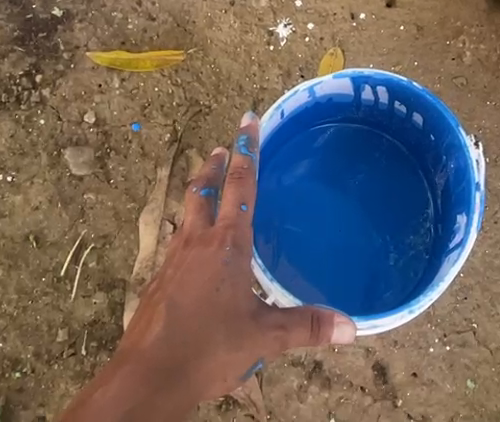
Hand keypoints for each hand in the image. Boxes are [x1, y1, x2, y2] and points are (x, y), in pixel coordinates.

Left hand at [60, 114, 355, 421]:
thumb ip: (306, 327)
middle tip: (223, 145)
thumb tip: (352, 327)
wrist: (146, 378)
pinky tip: (192, 245)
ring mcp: (174, 260)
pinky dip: (188, 227)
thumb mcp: (264, 337)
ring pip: (187, 212)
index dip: (247, 151)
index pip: (240, 185)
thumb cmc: (208, 348)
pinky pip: (177, 240)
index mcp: (227, 244)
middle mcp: (198, 241)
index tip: (248, 121)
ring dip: (198, 191)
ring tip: (205, 182)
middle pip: (204, 189)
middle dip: (214, 164)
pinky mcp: (159, 281)